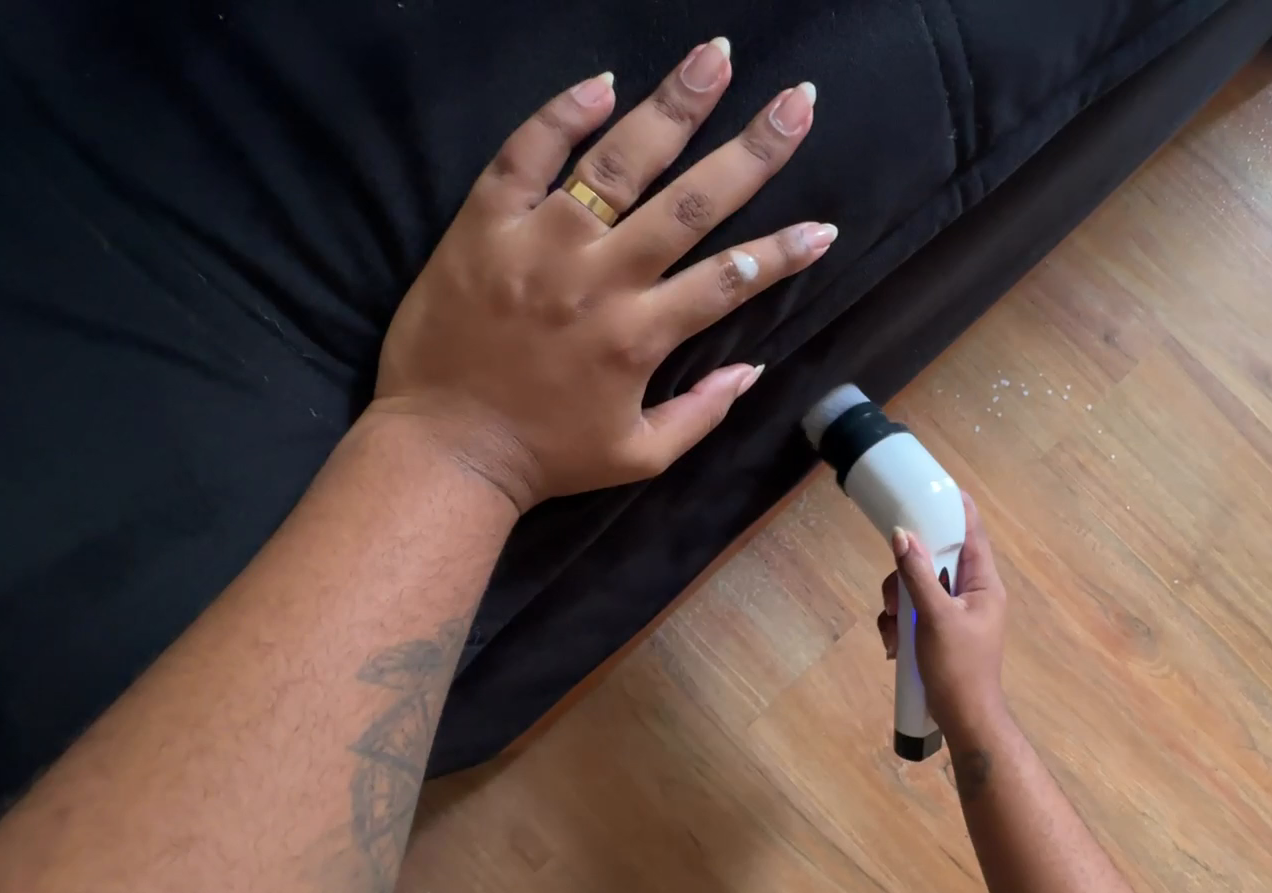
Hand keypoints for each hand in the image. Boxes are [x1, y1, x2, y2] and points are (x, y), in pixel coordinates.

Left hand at [369, 39, 833, 509]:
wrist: (446, 448)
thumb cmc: (551, 455)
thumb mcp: (642, 454)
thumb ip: (702, 412)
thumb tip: (752, 368)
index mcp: (641, 337)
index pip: (731, 279)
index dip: (784, 253)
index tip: (825, 228)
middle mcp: (600, 280)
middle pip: (691, 203)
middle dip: (752, 150)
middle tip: (795, 102)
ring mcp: (538, 244)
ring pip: (616, 162)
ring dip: (673, 107)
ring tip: (716, 57)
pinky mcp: (482, 225)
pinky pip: (523, 154)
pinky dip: (560, 114)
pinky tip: (602, 83)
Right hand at [878, 493, 1008, 732]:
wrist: (964, 719)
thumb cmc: (958, 667)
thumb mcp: (934, 618)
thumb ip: (917, 575)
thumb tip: (902, 535)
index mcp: (983, 584)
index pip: (973, 533)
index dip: (956, 508)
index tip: (934, 487)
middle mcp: (972, 593)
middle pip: (936, 560)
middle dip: (907, 575)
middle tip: (893, 597)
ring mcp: (956, 613)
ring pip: (919, 587)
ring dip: (898, 605)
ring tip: (892, 629)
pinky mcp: (940, 631)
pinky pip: (914, 612)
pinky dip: (900, 625)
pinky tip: (893, 646)